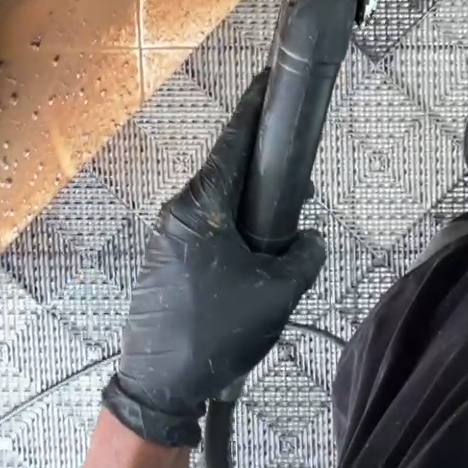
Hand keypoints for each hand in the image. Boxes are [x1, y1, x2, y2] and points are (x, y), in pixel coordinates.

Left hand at [101, 73, 324, 446]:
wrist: (158, 387)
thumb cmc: (218, 331)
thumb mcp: (280, 292)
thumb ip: (306, 253)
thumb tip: (309, 237)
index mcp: (201, 206)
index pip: (234, 141)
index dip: (254, 107)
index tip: (270, 80)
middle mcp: (177, 210)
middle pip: (229, 171)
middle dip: (266, 172)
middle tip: (299, 188)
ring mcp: (165, 235)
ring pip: (219, 203)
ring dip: (251, 207)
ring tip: (280, 236)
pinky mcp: (164, 260)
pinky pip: (206, 227)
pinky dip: (233, 228)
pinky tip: (253, 257)